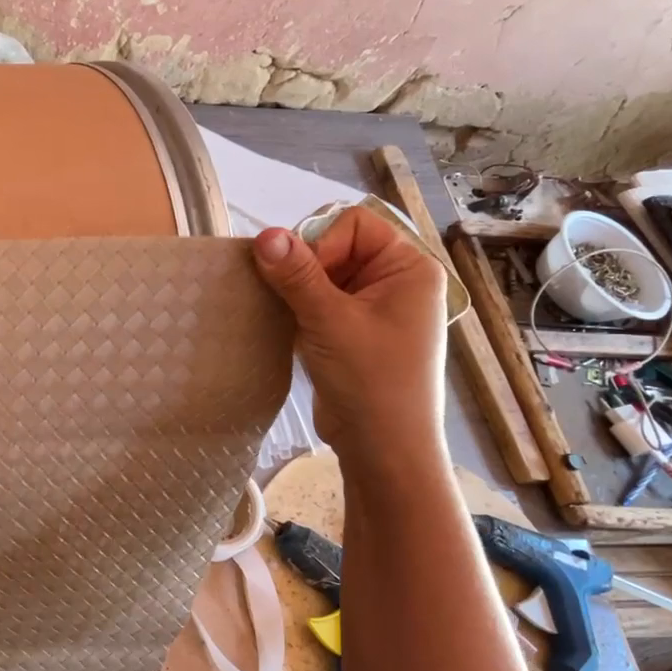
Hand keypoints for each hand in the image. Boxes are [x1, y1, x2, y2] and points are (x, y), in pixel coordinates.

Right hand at [252, 207, 447, 458]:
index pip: (353, 225)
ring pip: (321, 278)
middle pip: (335, 248)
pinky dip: (298, 312)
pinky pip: (318, 305)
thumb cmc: (370, 379)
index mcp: (408, 267)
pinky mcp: (351, 334)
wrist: (382, 445)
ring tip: (289, 320)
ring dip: (297, 294)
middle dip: (305, 270)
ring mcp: (372, 309)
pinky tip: (288, 332)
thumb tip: (264, 234)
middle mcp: (394, 282)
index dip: (320, 245)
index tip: (303, 282)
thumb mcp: (330, 321)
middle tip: (292, 303)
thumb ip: (297, 276)